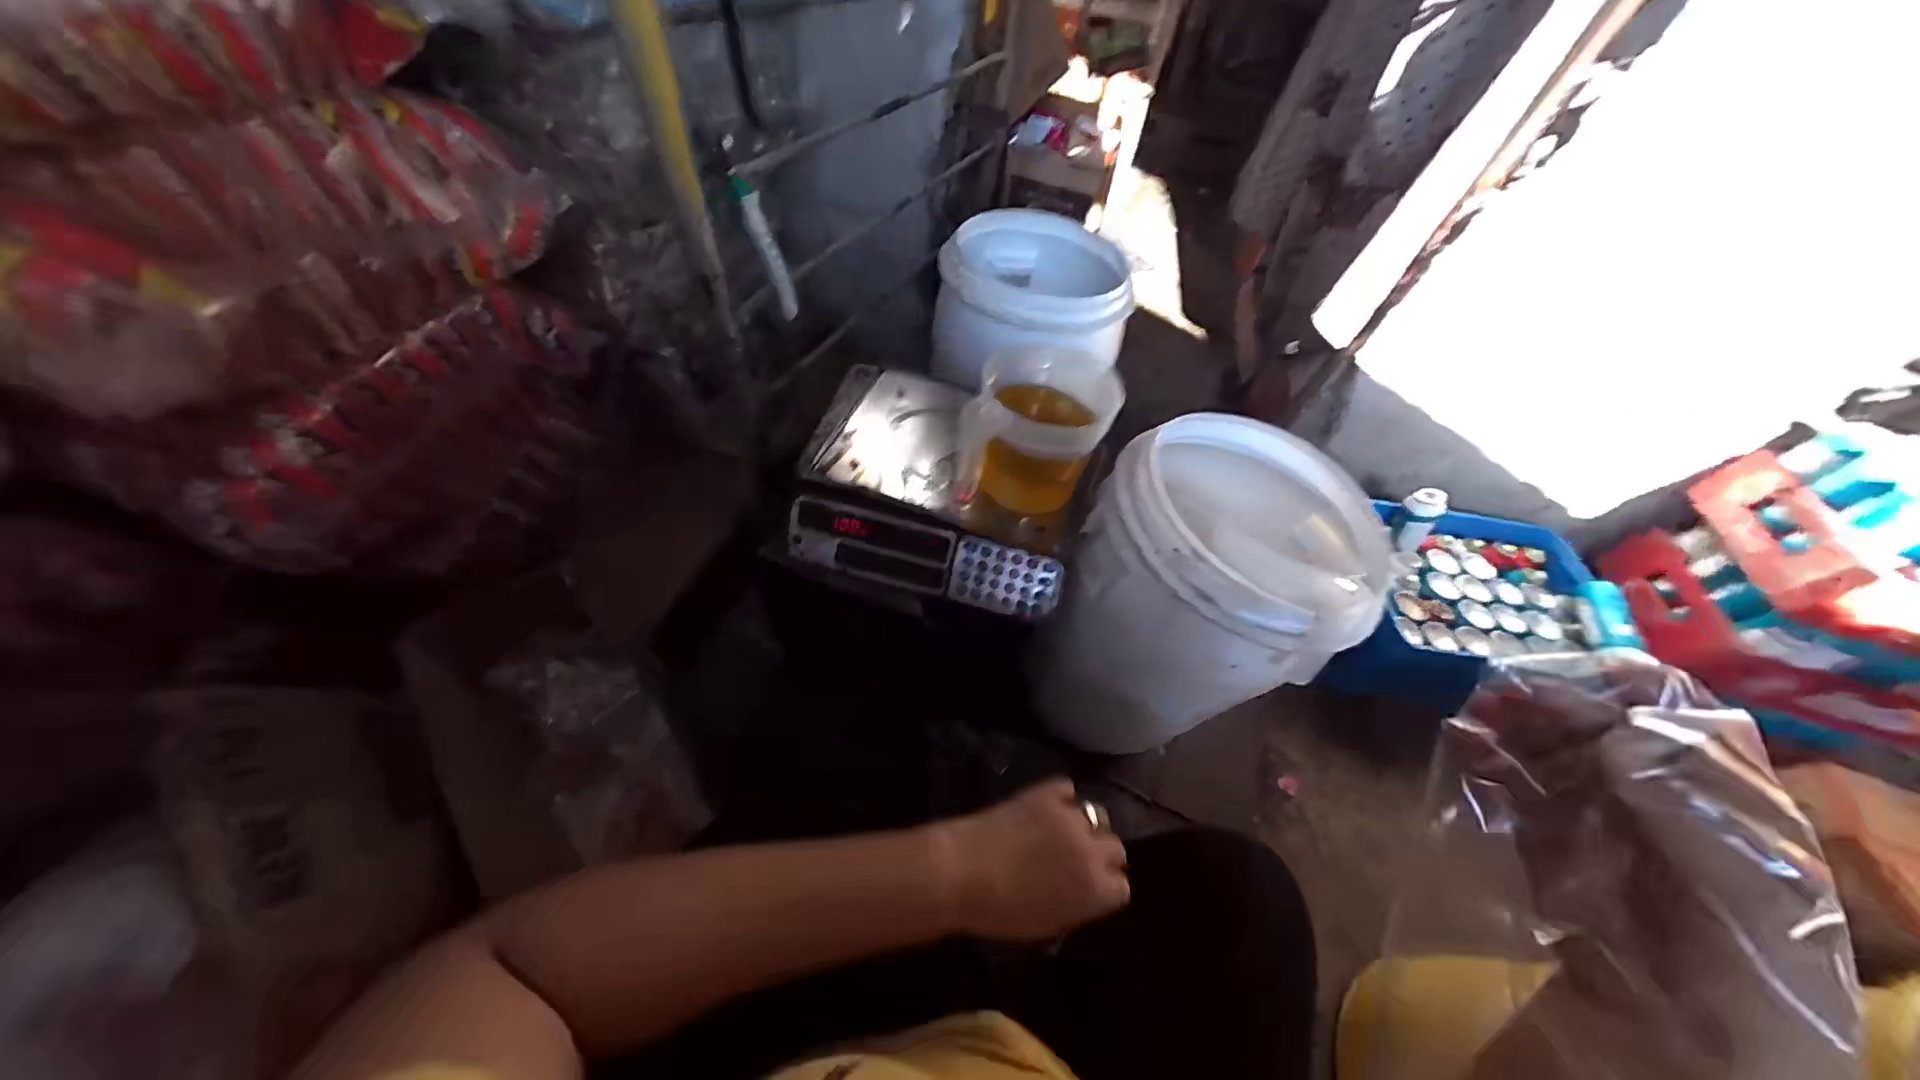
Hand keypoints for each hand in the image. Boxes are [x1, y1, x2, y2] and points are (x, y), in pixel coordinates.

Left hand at [931, 779, 1130, 941]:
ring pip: (1094, 817)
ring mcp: (1071, 818)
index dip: (1105, 886)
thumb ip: (1076, 906)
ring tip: (1061, 831)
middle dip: (1100, 854)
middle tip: (1075, 858)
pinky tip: (1048, 806)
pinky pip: (1067, 790)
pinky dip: (1061, 797)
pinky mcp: (1047, 793)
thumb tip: (1083, 893)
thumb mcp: (1046, 925)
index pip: (1121, 887)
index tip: (1090, 886)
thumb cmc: (999, 911)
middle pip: (1115, 848)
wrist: (962, 871)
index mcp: (1096, 892)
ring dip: (1083, 825)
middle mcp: (1092, 852)